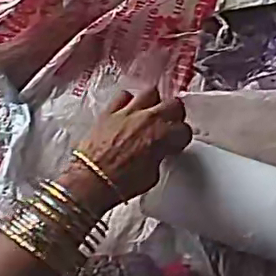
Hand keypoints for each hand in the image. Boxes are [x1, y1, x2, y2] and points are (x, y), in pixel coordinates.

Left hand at [63, 85, 192, 208]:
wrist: (91, 181)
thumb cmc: (120, 182)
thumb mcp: (152, 175)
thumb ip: (159, 156)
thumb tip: (157, 152)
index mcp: (163, 136)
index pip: (184, 130)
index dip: (181, 138)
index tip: (176, 142)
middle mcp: (148, 119)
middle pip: (173, 104)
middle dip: (174, 115)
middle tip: (170, 124)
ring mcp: (128, 112)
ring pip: (151, 93)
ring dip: (154, 103)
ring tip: (151, 113)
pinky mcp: (110, 111)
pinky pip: (124, 96)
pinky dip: (128, 101)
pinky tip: (128, 110)